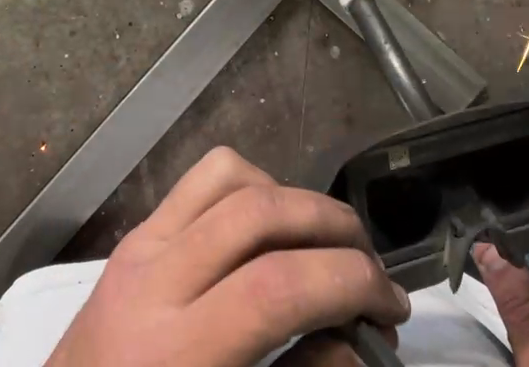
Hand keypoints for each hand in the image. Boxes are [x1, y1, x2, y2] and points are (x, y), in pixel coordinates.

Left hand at [45, 147, 411, 366]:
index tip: (392, 308)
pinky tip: (271, 230)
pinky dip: (252, 187)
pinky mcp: (136, 234)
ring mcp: (139, 246)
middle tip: (371, 272)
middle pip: (260, 215)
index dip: (350, 284)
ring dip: (293, 199)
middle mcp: (152, 282)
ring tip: (323, 245)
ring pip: (231, 178)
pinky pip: (201, 180)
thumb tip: (359, 342)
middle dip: (335, 229)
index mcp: (174, 352)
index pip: (277, 287)